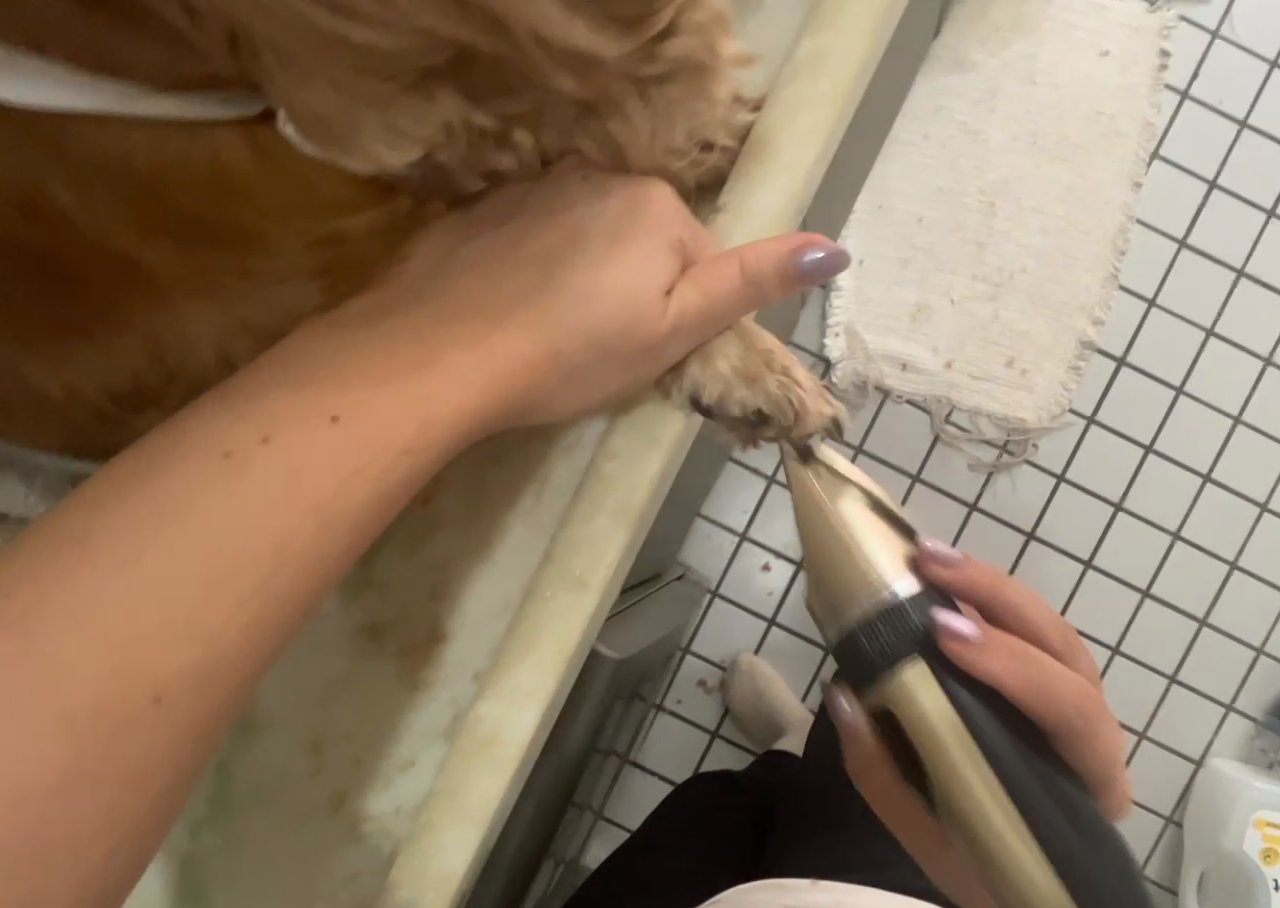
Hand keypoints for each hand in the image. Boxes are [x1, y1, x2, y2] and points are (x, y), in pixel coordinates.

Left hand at [298, 164, 847, 433]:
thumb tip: (834, 248)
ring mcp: (539, 187)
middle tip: (603, 352)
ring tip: (557, 338)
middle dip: (638, 295)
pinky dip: (541, 274)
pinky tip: (518, 313)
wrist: (444, 355)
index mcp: (658, 208)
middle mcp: (603, 179)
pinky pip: (541, 240)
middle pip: (647, 247)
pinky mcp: (488, 208)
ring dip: (589, 284)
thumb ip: (752, 283)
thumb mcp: (679, 328)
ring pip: (593, 243)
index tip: (646, 354)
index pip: (699, 263)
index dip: (681, 318)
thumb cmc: (577, 353)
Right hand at [826, 538, 1132, 903]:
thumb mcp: (930, 838)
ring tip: (927, 558)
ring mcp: (1077, 700)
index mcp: (1088, 778)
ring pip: (1048, 627)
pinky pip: (1026, 632)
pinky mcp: (1047, 683)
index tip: (942, 631)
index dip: (1010, 665)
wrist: (1037, 899)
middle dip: (995, 598)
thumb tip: (844, 695)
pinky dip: (985, 601)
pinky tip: (943, 580)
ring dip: (989, 587)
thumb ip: (884, 772)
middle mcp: (1096, 731)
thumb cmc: (991, 875)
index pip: (1066, 708)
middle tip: (927, 567)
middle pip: (1061, 646)